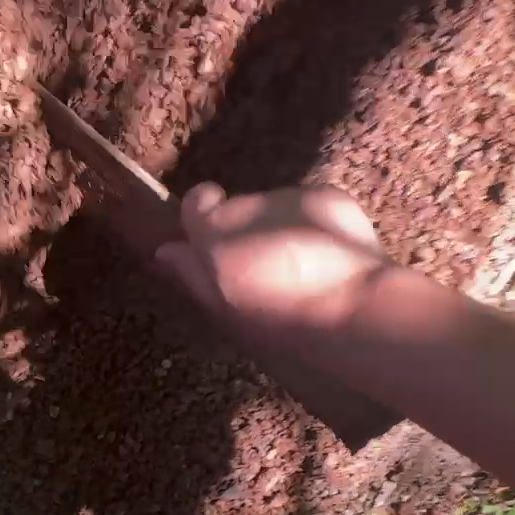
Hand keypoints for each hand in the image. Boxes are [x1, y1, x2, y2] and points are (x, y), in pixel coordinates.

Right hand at [155, 183, 391, 336]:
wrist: (350, 309)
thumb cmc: (273, 320)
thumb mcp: (220, 306)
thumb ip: (190, 272)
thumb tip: (165, 250)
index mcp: (216, 232)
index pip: (197, 199)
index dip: (201, 217)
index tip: (209, 243)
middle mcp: (251, 204)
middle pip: (237, 208)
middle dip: (241, 231)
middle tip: (255, 269)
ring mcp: (292, 196)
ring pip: (272, 209)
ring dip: (274, 229)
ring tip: (293, 268)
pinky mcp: (329, 195)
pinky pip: (304, 206)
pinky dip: (306, 226)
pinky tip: (320, 256)